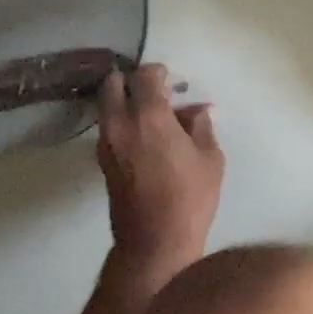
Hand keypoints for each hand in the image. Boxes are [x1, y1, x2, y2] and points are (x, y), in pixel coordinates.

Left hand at [96, 64, 223, 276]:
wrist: (155, 241)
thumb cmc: (190, 198)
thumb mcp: (210, 158)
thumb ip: (201, 127)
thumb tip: (196, 111)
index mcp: (149, 117)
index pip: (145, 76)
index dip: (159, 72)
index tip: (172, 78)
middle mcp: (120, 123)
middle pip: (114, 84)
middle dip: (133, 81)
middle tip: (156, 91)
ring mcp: (106, 142)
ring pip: (108, 106)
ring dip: (126, 102)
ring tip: (154, 116)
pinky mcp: (102, 160)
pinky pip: (110, 127)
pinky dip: (124, 122)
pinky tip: (147, 137)